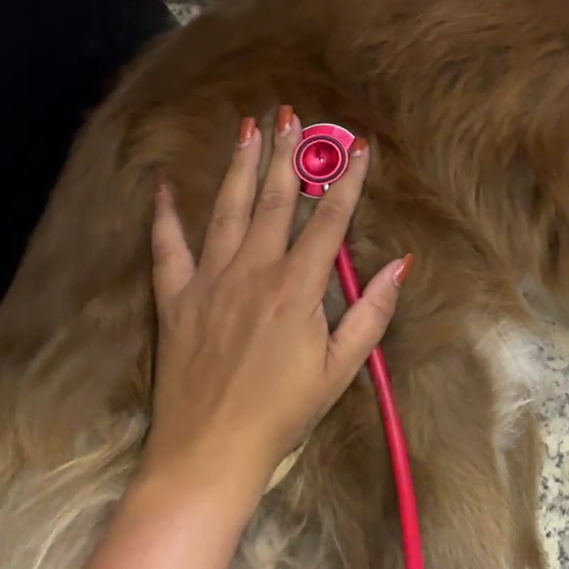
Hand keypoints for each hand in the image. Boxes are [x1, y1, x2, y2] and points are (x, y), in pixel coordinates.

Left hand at [142, 109, 409, 499]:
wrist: (208, 454)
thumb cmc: (283, 412)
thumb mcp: (342, 367)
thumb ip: (372, 311)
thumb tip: (402, 263)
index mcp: (297, 288)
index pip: (329, 220)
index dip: (348, 181)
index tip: (360, 148)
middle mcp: (253, 272)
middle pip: (274, 200)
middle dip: (286, 154)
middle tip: (291, 114)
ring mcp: (209, 282)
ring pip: (227, 210)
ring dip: (239, 166)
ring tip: (248, 127)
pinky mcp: (176, 299)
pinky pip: (168, 248)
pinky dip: (166, 214)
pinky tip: (165, 184)